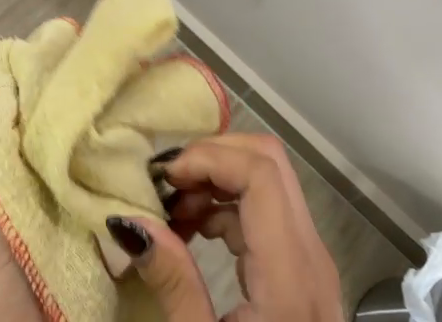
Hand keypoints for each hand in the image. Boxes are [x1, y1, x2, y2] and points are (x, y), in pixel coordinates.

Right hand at [107, 135, 342, 320]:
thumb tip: (129, 222)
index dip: (207, 158)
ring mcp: (312, 260)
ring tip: (167, 211)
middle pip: (269, 163)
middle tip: (161, 184)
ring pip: (268, 182)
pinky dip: (226, 206)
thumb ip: (172, 283)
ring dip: (215, 180)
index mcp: (292, 274)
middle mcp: (312, 254)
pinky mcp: (303, 270)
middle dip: (210, 158)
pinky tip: (190, 231)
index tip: (160, 177)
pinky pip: (267, 212)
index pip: (260, 173)